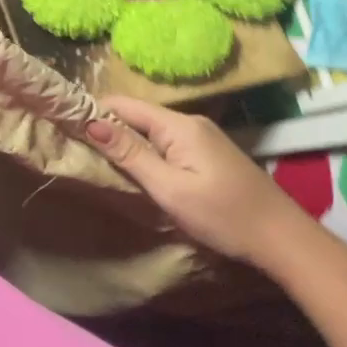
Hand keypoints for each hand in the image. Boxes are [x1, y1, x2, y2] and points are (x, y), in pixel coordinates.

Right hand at [83, 96, 321, 267]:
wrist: (285, 241)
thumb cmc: (223, 216)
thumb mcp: (169, 187)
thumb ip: (129, 153)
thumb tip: (90, 121)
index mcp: (178, 125)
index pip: (121, 104)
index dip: (90, 111)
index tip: (62, 125)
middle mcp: (190, 123)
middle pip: (135, 115)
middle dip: (105, 127)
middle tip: (74, 147)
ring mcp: (202, 139)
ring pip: (149, 131)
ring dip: (124, 142)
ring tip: (96, 160)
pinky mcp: (208, 155)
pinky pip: (164, 143)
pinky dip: (144, 152)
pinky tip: (134, 170)